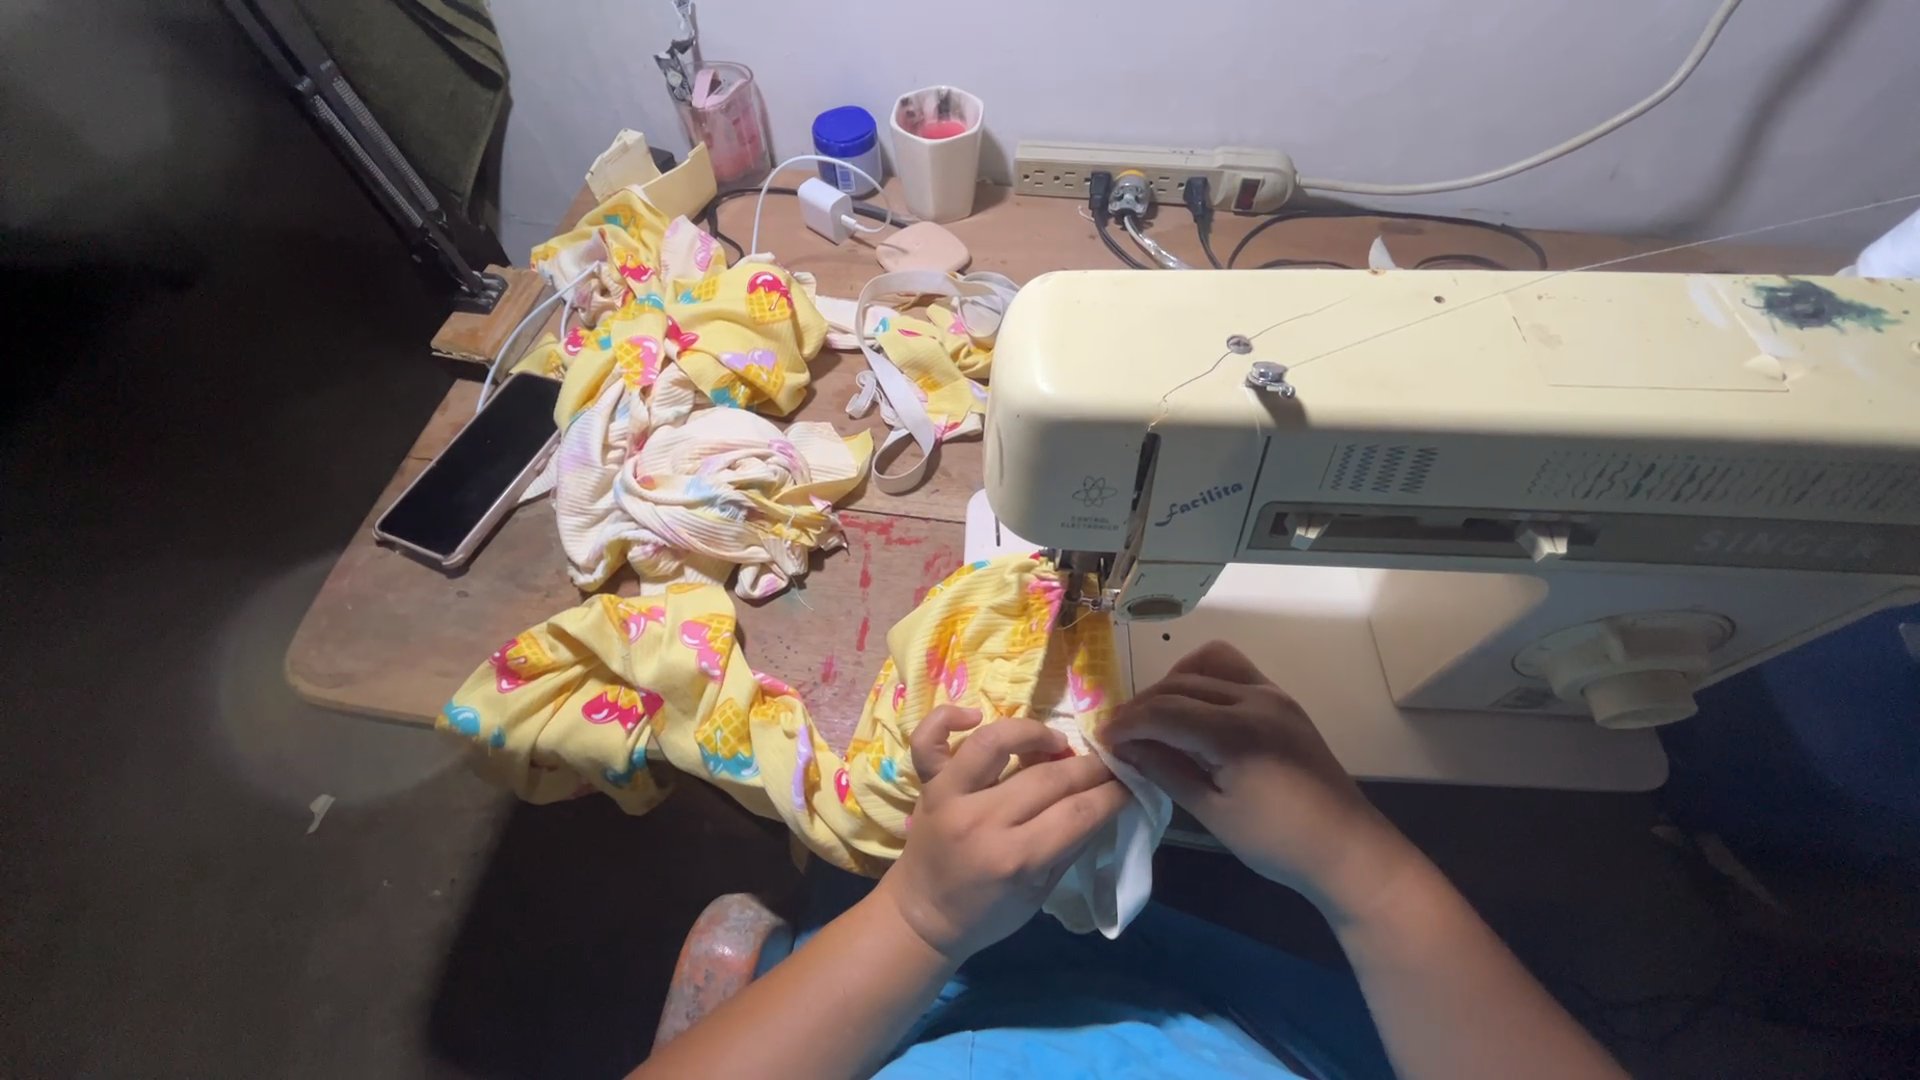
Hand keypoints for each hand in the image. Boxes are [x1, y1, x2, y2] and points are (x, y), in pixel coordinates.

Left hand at [878, 708, 1130, 961]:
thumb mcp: (1039, 895)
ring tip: (1055, 741)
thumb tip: (1104, 806)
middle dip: (1089, 766)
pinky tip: (975, 714)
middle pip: (1047, 778)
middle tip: (1108, 760)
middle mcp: (981, 820)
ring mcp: (949, 796)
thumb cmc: (987, 912)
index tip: (1131, 782)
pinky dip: (947, 718)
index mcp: (1014, 859)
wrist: (922, 916)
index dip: (1112, 794)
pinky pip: (928, 739)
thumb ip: (1070, 847)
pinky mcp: (926, 783)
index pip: (1077, 813)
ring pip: (992, 743)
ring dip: (1032, 733)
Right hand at [1101, 641, 1418, 921]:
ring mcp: (1271, 694)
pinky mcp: (1280, 699)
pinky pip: (1231, 669)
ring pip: (1204, 663)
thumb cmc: (1277, 842)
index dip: (1126, 723)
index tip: (1102, 738)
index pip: (1163, 711)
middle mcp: (1254, 700)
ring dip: (1171, 684)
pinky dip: (1202, 678)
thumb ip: (1165, 770)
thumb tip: (1123, 747)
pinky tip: (1192, 708)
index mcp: (1236, 734)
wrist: (1348, 849)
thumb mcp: (1212, 812)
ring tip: (1155, 716)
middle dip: (1142, 705)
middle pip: (1178, 685)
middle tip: (1120, 733)